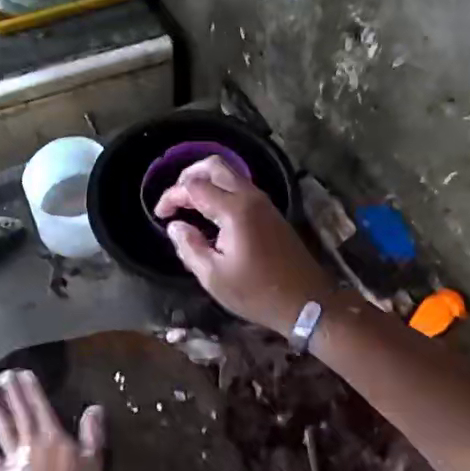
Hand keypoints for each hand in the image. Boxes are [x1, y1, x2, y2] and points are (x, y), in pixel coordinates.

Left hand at [0, 369, 105, 470]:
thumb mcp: (93, 464)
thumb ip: (92, 434)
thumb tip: (95, 407)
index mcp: (52, 436)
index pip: (40, 405)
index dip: (31, 388)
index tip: (22, 372)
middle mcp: (30, 441)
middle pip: (19, 412)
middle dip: (11, 392)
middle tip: (2, 374)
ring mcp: (13, 458)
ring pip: (2, 428)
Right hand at [153, 156, 334, 332]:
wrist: (309, 304)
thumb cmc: (258, 293)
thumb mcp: (214, 277)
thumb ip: (189, 247)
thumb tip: (175, 226)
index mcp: (234, 210)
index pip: (194, 186)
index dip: (172, 196)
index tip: (160, 214)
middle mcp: (250, 197)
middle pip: (214, 166)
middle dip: (188, 176)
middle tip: (175, 199)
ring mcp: (263, 202)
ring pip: (229, 173)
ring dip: (205, 181)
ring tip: (189, 204)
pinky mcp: (271, 211)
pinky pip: (240, 186)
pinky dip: (220, 189)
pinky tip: (211, 212)